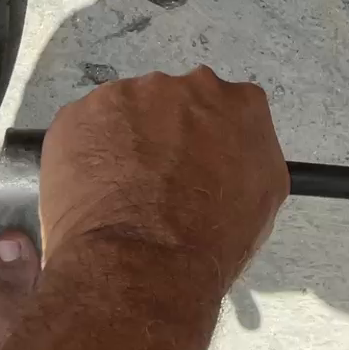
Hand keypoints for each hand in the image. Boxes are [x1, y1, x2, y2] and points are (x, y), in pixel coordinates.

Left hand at [39, 67, 288, 293]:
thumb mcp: (264, 198)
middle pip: (178, 103)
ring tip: (122, 191)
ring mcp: (135, 93)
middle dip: (169, 133)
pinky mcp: (83, 111)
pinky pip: (86, 126)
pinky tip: (92, 190)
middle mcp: (192, 85)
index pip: (229, 109)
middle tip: (160, 181)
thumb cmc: (210, 240)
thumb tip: (236, 154)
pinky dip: (88, 152)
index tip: (199, 164)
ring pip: (130, 111)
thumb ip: (254, 155)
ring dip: (127, 141)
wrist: (142, 264)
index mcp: (241, 103)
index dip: (211, 139)